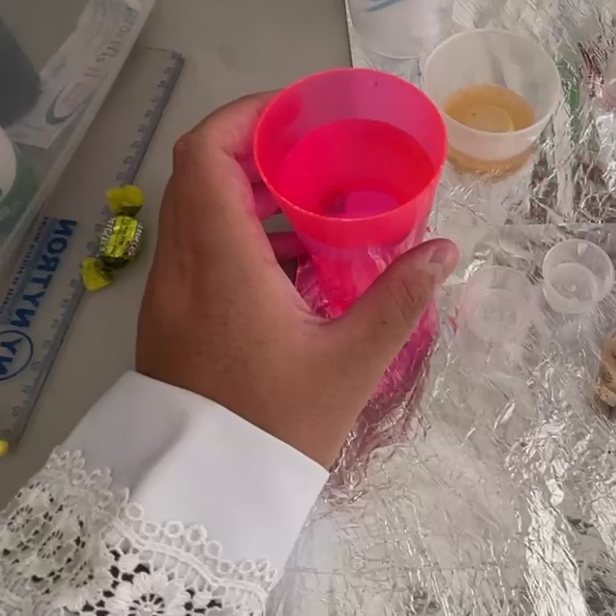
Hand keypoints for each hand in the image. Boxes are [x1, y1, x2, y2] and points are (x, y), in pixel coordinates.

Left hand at [135, 93, 459, 467]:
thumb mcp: (350, 363)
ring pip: (199, 213)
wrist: (205, 501)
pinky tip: (296, 263)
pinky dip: (244, 235)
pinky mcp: (172, 319)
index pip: (205, 155)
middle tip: (321, 157)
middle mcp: (181, 267)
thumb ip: (399, 298)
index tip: (301, 114)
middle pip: (201, 175)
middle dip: (260, 152)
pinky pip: (201, 250)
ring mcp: (169, 295)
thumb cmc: (277, 426)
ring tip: (316, 204)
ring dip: (252, 195)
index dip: (247, 116)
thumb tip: (446, 250)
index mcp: (220, 264)